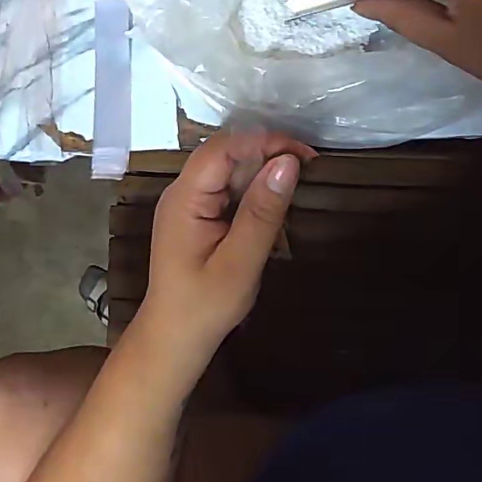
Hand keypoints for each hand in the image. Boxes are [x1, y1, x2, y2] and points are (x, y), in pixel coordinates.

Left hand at [139, 129, 312, 362]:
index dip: (263, 141)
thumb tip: (287, 163)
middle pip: (224, 152)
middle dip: (266, 150)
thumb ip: (262, 211)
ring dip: (261, 166)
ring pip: (226, 167)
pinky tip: (274, 196)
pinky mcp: (196, 214)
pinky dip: (252, 186)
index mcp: (185, 198)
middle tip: (309, 164)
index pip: (223, 148)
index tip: (303, 154)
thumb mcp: (240, 263)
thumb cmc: (204, 306)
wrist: (173, 340)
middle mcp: (182, 191)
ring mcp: (187, 202)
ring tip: (299, 175)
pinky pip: (225, 186)